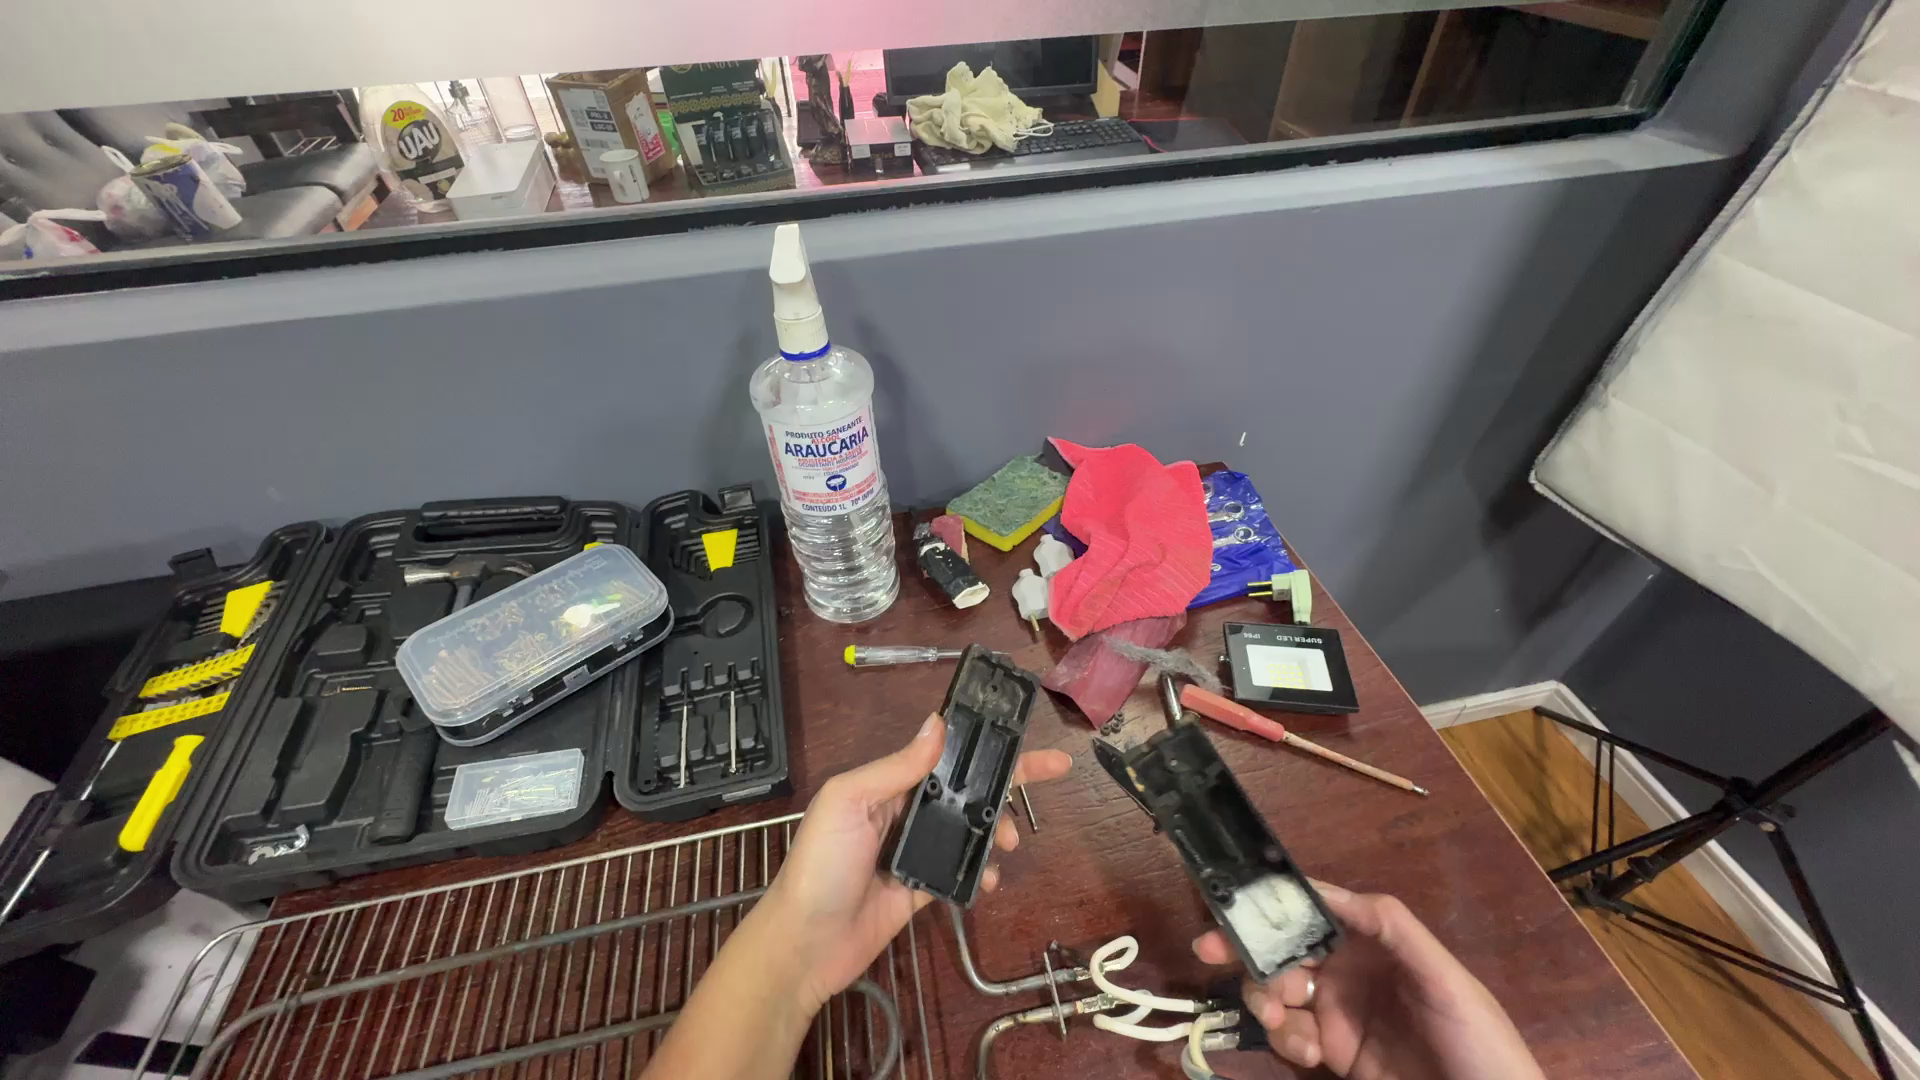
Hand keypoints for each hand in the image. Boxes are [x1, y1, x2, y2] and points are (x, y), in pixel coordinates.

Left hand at [753, 713, 1073, 1009]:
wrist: (805, 944)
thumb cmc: (823, 863)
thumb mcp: (849, 801)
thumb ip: (895, 766)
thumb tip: (937, 723)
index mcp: (889, 783)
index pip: (944, 754)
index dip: (981, 743)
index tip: (1020, 732)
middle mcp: (905, 810)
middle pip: (966, 787)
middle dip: (1009, 778)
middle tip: (1053, 769)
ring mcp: (915, 849)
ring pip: (969, 828)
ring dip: (997, 827)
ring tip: (1010, 841)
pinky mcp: (921, 887)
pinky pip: (960, 871)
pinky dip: (982, 872)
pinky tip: (991, 879)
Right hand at [1192, 882, 1543, 1079]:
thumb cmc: (1480, 1046)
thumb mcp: (1447, 981)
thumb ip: (1392, 927)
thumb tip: (1326, 889)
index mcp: (1371, 942)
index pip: (1312, 908)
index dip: (1270, 901)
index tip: (1232, 901)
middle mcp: (1347, 969)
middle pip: (1281, 945)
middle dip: (1244, 945)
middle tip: (1207, 950)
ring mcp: (1336, 1013)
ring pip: (1276, 987)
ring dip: (1263, 996)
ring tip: (1276, 1018)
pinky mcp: (1332, 1054)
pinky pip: (1289, 1033)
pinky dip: (1286, 1038)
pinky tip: (1306, 1053)